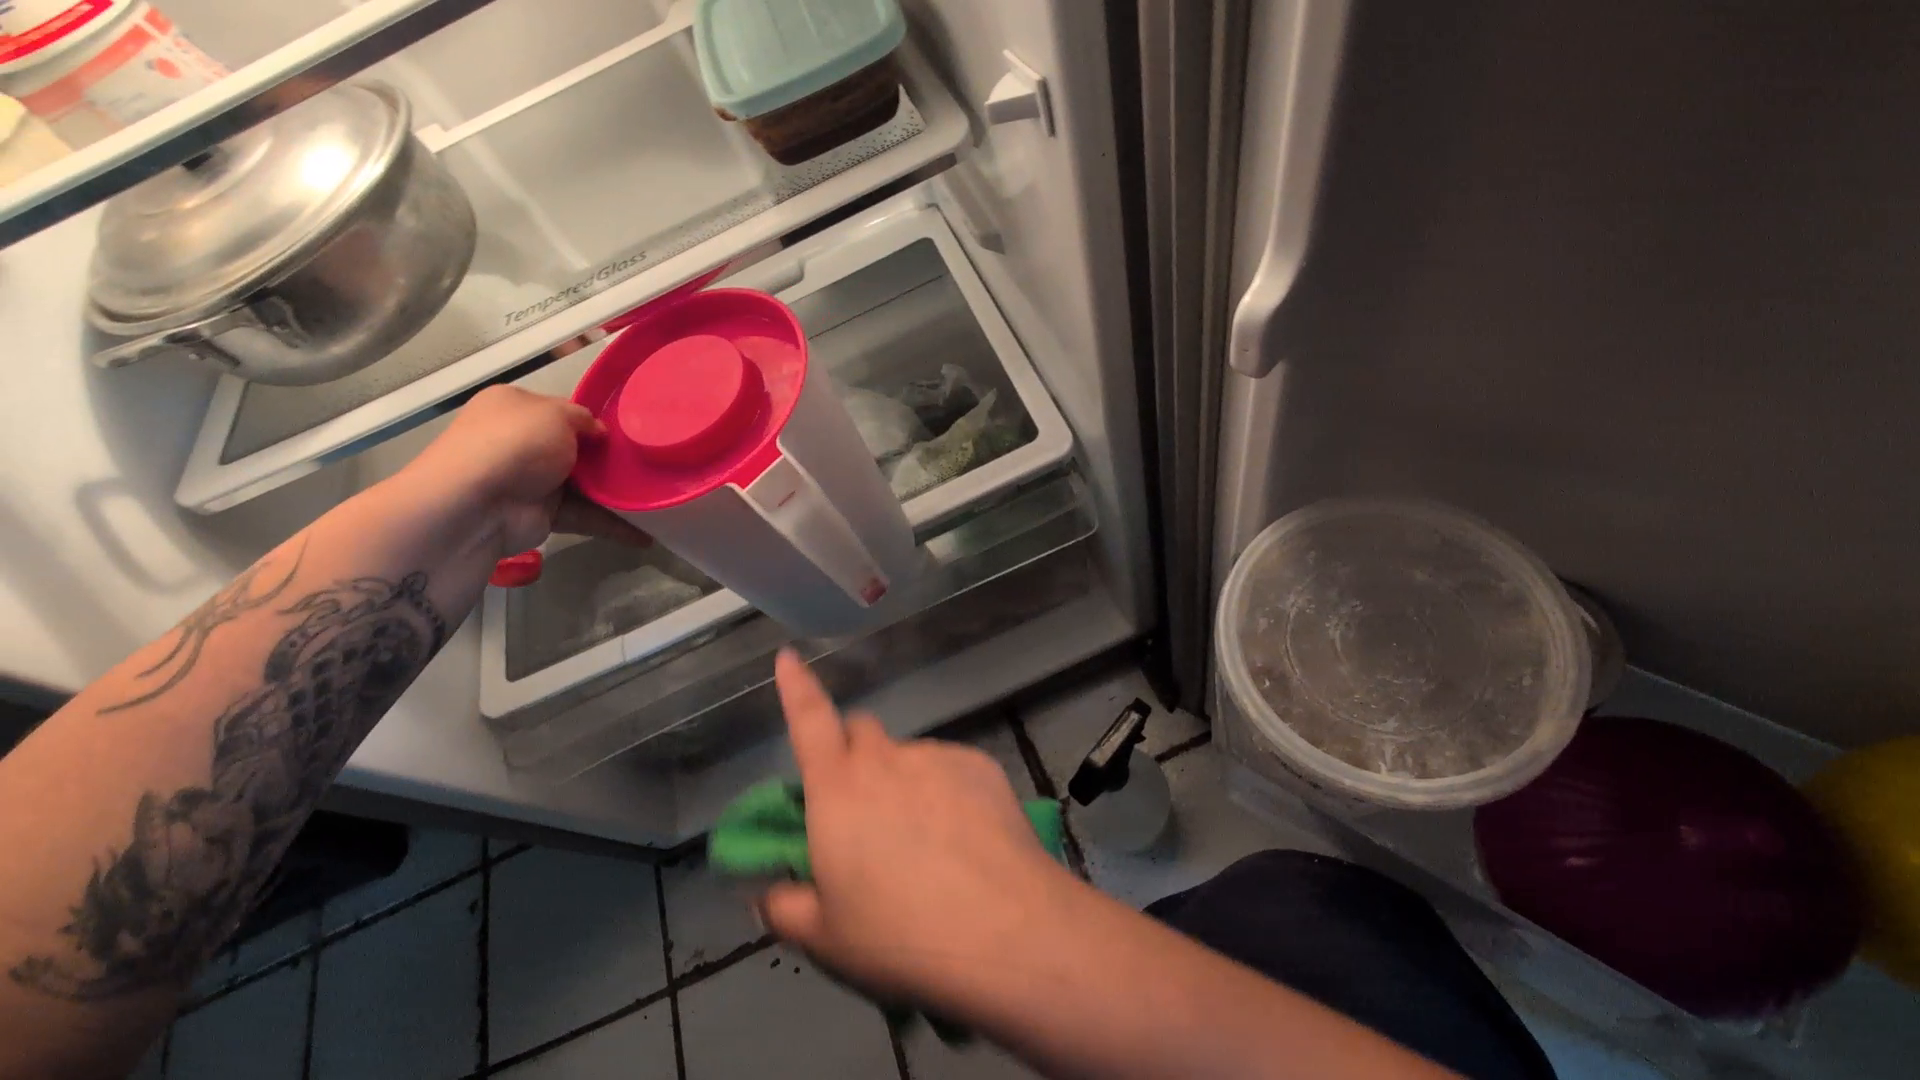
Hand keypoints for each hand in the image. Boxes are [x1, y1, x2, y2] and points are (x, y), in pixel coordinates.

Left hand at [399, 386, 647, 556]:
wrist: (477, 505)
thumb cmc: (517, 444)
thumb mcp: (556, 414)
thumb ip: (584, 418)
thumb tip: (599, 433)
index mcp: (516, 408)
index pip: (560, 410)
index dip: (592, 419)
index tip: (627, 429)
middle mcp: (521, 442)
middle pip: (575, 448)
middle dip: (608, 456)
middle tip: (647, 460)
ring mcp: (531, 480)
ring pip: (584, 484)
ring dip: (615, 491)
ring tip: (656, 494)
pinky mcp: (542, 514)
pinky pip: (585, 516)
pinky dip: (613, 524)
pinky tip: (646, 533)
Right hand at [760, 651, 1071, 1005]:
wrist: (1005, 932)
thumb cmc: (900, 934)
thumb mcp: (826, 937)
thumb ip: (785, 907)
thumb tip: (769, 894)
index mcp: (837, 789)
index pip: (808, 719)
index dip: (795, 687)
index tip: (789, 657)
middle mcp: (885, 760)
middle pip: (860, 731)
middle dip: (852, 753)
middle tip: (861, 807)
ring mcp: (937, 757)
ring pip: (908, 756)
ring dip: (904, 782)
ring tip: (927, 842)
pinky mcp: (982, 765)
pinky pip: (951, 768)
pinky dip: (948, 791)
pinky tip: (966, 838)